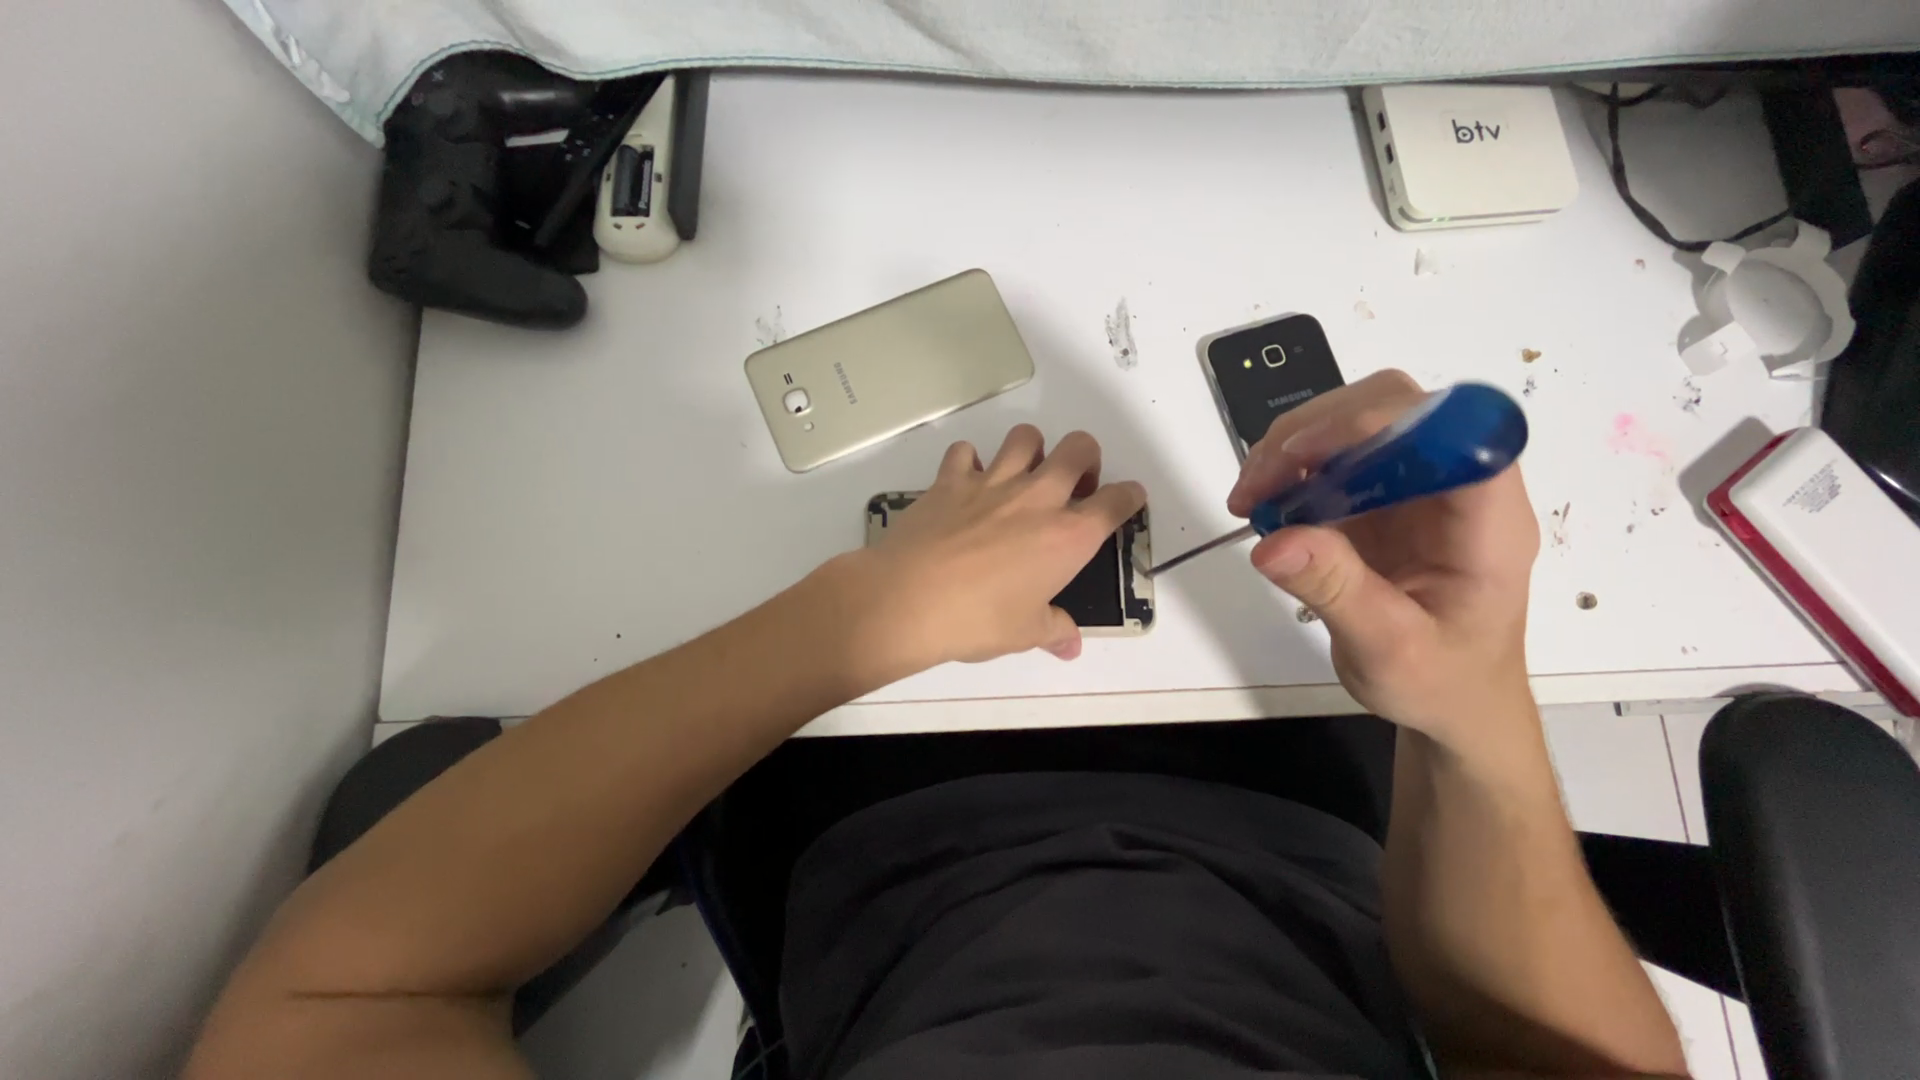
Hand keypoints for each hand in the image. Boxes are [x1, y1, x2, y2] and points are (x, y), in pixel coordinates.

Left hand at [856, 425, 1145, 667]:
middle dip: (1086, 458)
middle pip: (1079, 448)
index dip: (1129, 496)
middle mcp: (1037, 498)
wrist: (908, 600)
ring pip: (1026, 436)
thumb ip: (1054, 631)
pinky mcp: (950, 480)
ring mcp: (992, 483)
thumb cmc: (977, 621)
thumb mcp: (1024, 633)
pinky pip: (965, 451)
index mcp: (1069, 536)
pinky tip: (967, 482)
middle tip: (1074, 485)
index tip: (1128, 498)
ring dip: (1033, 449)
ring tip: (1024, 475)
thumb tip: (1071, 645)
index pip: (1115, 501)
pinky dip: (970, 461)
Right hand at [1228, 371, 1539, 742]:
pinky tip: (1262, 504)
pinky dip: (1289, 469)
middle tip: (1258, 483)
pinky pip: (1334, 457)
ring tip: (1249, 497)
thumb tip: (1271, 543)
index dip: (1378, 421)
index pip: (1450, 429)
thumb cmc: (1441, 683)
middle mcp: (1454, 485)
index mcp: (1485, 519)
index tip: (1301, 456)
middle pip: (1394, 408)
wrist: (1452, 702)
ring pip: (1356, 423)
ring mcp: (1416, 486)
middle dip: (1318, 431)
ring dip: (1294, 447)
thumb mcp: (1389, 650)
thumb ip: (1336, 592)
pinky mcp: (1381, 497)